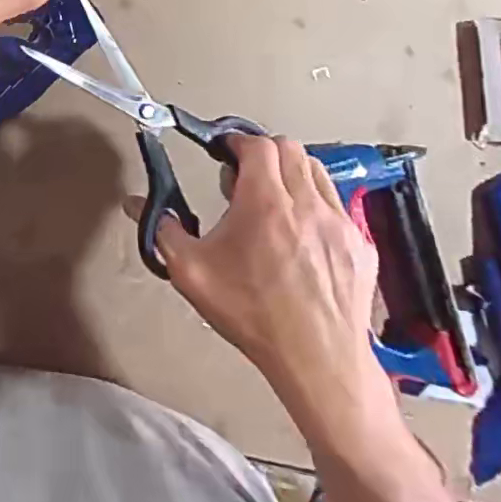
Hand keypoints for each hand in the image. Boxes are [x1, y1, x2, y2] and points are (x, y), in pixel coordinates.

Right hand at [134, 135, 383, 407]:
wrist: (317, 360)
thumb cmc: (259, 318)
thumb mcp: (192, 273)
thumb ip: (162, 231)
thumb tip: (141, 208)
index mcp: (266, 203)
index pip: (257, 144)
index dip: (237, 141)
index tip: (226, 149)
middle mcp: (307, 204)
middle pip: (289, 148)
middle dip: (262, 152)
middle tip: (243, 176)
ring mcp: (338, 223)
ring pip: (316, 169)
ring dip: (291, 172)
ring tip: (271, 199)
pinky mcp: (359, 244)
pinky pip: (337, 202)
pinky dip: (316, 201)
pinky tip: (300, 228)